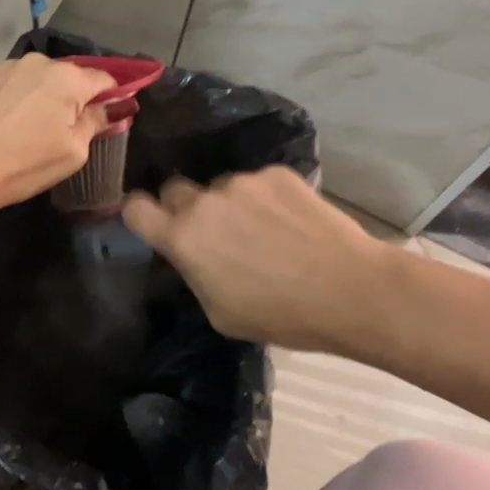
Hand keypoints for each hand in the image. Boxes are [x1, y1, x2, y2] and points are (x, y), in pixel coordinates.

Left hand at [0, 53, 115, 222]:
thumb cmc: (22, 164)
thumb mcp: (72, 152)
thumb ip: (95, 122)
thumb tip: (112, 106)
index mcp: (66, 78)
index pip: (103, 79)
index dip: (110, 97)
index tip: (108, 117)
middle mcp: (36, 62)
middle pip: (68, 77)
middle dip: (73, 99)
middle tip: (64, 133)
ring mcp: (4, 67)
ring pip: (38, 80)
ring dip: (43, 98)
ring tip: (31, 131)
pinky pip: (12, 85)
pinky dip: (17, 100)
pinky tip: (6, 126)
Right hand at [122, 166, 395, 351]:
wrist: (354, 290)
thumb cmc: (284, 315)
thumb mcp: (221, 313)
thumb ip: (195, 274)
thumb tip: (195, 257)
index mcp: (183, 238)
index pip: (135, 207)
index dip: (138, 213)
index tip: (151, 222)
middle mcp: (204, 202)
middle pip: (174, 190)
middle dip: (185, 208)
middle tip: (214, 233)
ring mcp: (241, 183)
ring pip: (221, 189)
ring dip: (231, 206)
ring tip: (267, 233)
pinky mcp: (276, 174)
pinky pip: (258, 184)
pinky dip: (267, 200)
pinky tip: (293, 224)